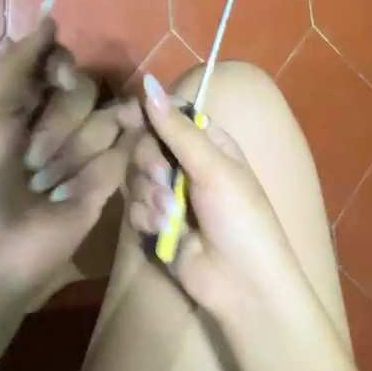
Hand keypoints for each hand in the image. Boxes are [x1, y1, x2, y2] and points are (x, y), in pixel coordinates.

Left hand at [0, 15, 135, 300]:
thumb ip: (22, 59)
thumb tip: (52, 10)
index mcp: (28, 98)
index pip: (63, 61)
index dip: (61, 69)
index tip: (52, 83)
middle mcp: (59, 119)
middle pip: (86, 90)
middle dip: (58, 124)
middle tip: (30, 160)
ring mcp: (87, 149)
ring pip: (107, 122)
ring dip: (72, 155)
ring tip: (46, 187)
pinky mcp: (109, 181)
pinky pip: (121, 155)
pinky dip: (93, 174)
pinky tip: (67, 196)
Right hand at [126, 73, 310, 318]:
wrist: (243, 287)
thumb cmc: (241, 219)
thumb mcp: (213, 168)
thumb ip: (177, 129)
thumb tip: (148, 83)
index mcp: (209, 144)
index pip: (170, 115)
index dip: (149, 113)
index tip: (128, 116)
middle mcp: (187, 165)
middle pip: (147, 143)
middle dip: (150, 162)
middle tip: (163, 179)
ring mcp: (170, 195)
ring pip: (138, 176)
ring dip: (151, 195)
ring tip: (172, 216)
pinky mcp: (156, 223)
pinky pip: (136, 206)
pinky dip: (148, 217)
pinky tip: (165, 232)